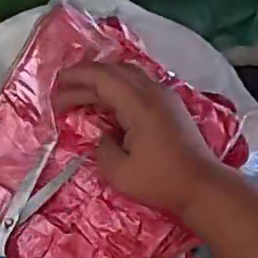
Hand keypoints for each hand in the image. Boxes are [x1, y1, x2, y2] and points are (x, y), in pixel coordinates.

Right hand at [55, 63, 225, 217]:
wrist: (202, 186)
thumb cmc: (161, 182)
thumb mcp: (119, 173)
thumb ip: (102, 150)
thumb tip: (103, 137)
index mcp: (138, 103)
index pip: (100, 76)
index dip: (74, 80)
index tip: (55, 90)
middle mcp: (152, 90)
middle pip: (113, 71)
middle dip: (85, 79)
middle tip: (63, 93)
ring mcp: (165, 96)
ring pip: (127, 76)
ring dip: (102, 83)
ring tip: (82, 97)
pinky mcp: (171, 106)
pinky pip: (139, 86)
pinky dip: (118, 91)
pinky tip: (109, 107)